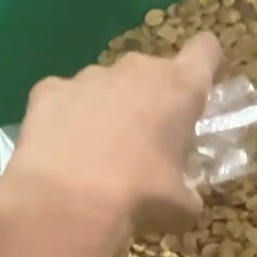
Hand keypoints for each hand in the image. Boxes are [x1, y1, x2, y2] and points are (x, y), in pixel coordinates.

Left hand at [0, 32, 220, 249]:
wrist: (66, 202)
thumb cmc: (139, 197)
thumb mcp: (181, 205)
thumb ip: (187, 191)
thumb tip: (184, 198)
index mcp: (179, 88)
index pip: (206, 50)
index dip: (207, 66)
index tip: (202, 90)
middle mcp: (136, 70)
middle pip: (152, 72)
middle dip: (151, 99)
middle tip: (145, 140)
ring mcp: (89, 76)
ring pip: (106, 84)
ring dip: (107, 108)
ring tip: (96, 151)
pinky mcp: (49, 90)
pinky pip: (64, 97)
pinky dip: (66, 116)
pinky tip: (61, 149)